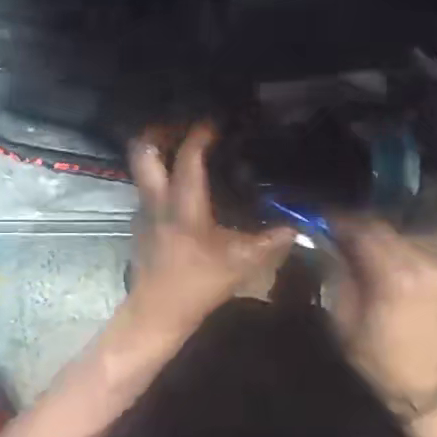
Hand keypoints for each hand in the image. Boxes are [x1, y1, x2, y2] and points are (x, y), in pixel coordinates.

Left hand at [125, 123, 294, 334]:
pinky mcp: (139, 223)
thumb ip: (271, 241)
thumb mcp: (242, 263)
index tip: (216, 122)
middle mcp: (158, 200)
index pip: (188, 157)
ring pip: (141, 167)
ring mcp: (144, 210)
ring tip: (182, 146)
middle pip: (144, 150)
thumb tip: (296, 225)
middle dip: (161, 130)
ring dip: (158, 150)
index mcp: (184, 205)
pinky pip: (146, 186)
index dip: (201, 134)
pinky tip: (182, 185)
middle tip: (184, 124)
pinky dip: (161, 175)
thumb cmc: (199, 285)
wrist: (157, 313)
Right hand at [331, 220, 436, 406]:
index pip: (363, 230)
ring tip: (349, 247)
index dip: (338, 221)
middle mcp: (419, 261)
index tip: (318, 220)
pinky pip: (408, 248)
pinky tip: (373, 260)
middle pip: (381, 228)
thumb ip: (338, 276)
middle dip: (354, 226)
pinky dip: (387, 248)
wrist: (429, 387)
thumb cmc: (381, 360)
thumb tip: (328, 247)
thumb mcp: (345, 321)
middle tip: (330, 231)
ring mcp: (434, 265)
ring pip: (395, 236)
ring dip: (371, 236)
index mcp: (394, 274)